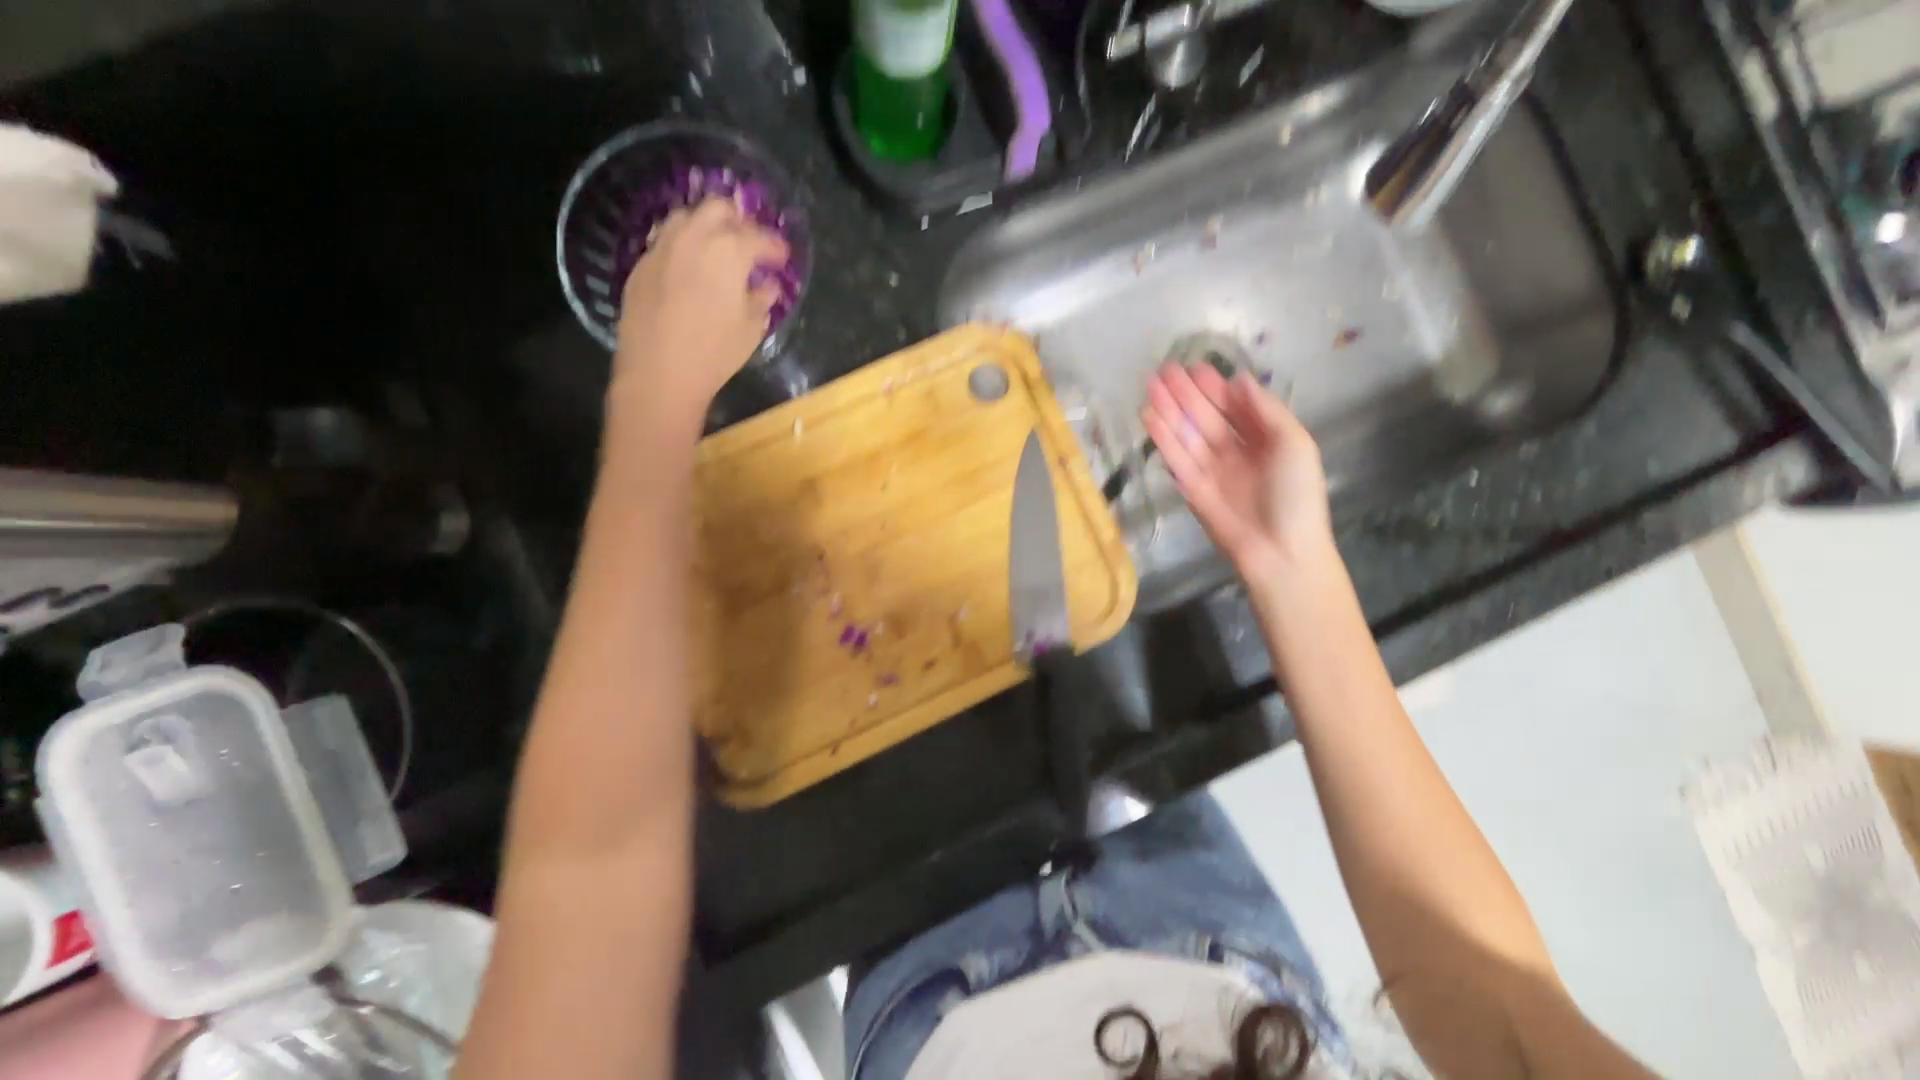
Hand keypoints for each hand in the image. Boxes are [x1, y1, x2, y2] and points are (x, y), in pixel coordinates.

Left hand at [611, 197, 789, 431]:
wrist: (658, 372)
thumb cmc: (714, 352)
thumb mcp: (751, 328)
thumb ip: (761, 298)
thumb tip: (765, 285)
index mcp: (729, 249)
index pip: (760, 236)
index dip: (775, 247)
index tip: (782, 259)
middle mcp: (694, 236)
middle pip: (718, 209)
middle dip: (738, 221)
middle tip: (747, 244)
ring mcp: (663, 247)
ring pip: (686, 217)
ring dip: (705, 227)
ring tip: (714, 249)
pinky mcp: (641, 264)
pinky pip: (665, 242)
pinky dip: (682, 246)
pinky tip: (688, 268)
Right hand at [1140, 364, 1335, 587]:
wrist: (1282, 552)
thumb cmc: (1297, 497)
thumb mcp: (1296, 444)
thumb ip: (1267, 410)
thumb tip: (1241, 379)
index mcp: (1266, 439)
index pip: (1236, 406)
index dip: (1216, 387)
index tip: (1196, 367)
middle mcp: (1237, 451)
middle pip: (1207, 416)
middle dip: (1186, 393)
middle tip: (1165, 369)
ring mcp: (1213, 470)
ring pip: (1187, 433)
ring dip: (1169, 409)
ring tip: (1150, 384)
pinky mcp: (1193, 488)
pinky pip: (1176, 457)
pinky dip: (1162, 437)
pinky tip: (1149, 415)